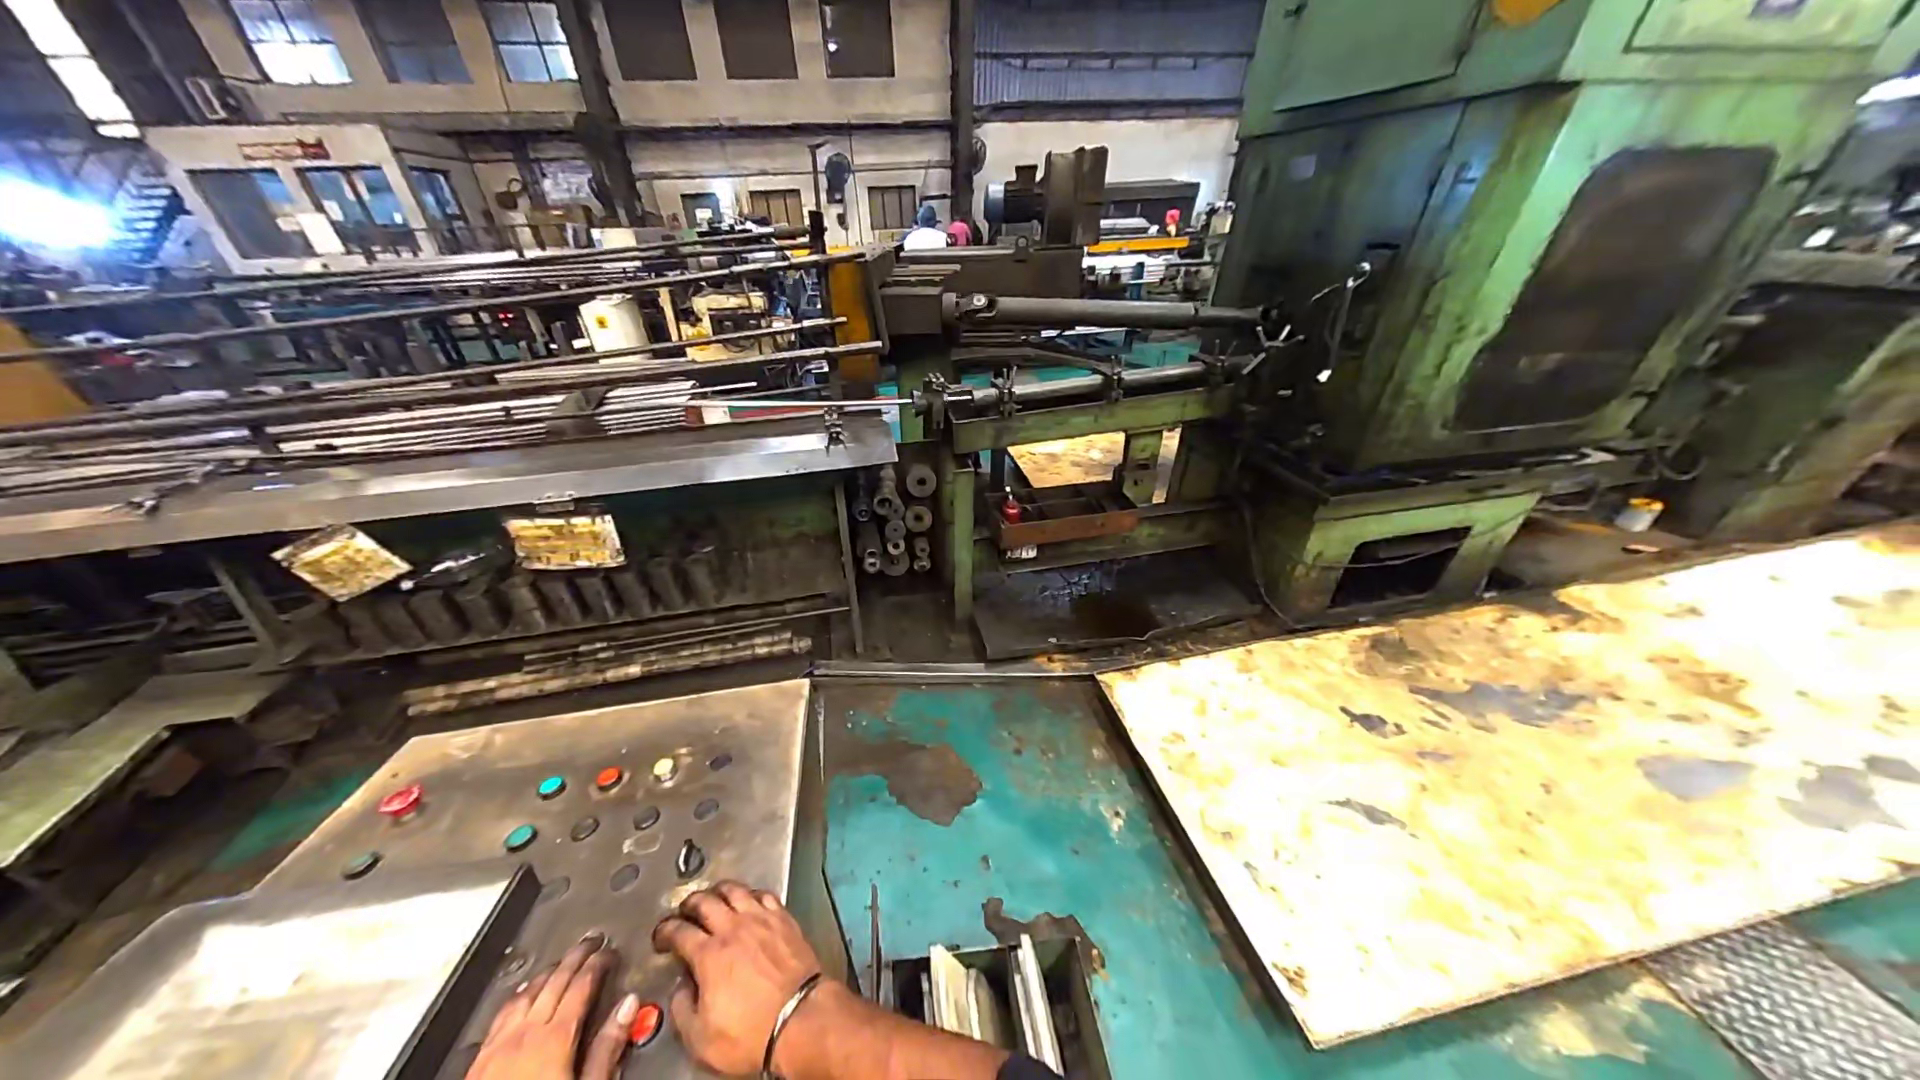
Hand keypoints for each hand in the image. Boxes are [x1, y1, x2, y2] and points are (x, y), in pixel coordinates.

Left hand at [467, 932, 636, 1079]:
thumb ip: (608, 1046)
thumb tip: (628, 1006)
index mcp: (554, 1039)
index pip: (582, 985)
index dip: (598, 964)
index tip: (610, 952)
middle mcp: (523, 1035)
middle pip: (553, 982)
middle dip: (575, 957)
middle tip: (591, 942)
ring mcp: (496, 1049)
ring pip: (524, 994)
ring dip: (546, 973)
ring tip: (560, 963)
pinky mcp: (477, 1065)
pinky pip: (500, 1015)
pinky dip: (517, 996)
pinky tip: (521, 997)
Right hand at [651, 881, 822, 1075]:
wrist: (800, 1018)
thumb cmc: (749, 1033)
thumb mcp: (701, 1038)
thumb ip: (683, 1009)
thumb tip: (682, 987)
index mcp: (709, 954)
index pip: (679, 932)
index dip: (665, 931)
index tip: (661, 937)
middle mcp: (733, 928)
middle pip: (706, 901)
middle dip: (689, 903)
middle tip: (684, 911)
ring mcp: (761, 918)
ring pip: (736, 890)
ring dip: (720, 890)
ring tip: (714, 896)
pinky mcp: (784, 918)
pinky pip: (764, 894)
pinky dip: (751, 894)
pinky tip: (749, 900)